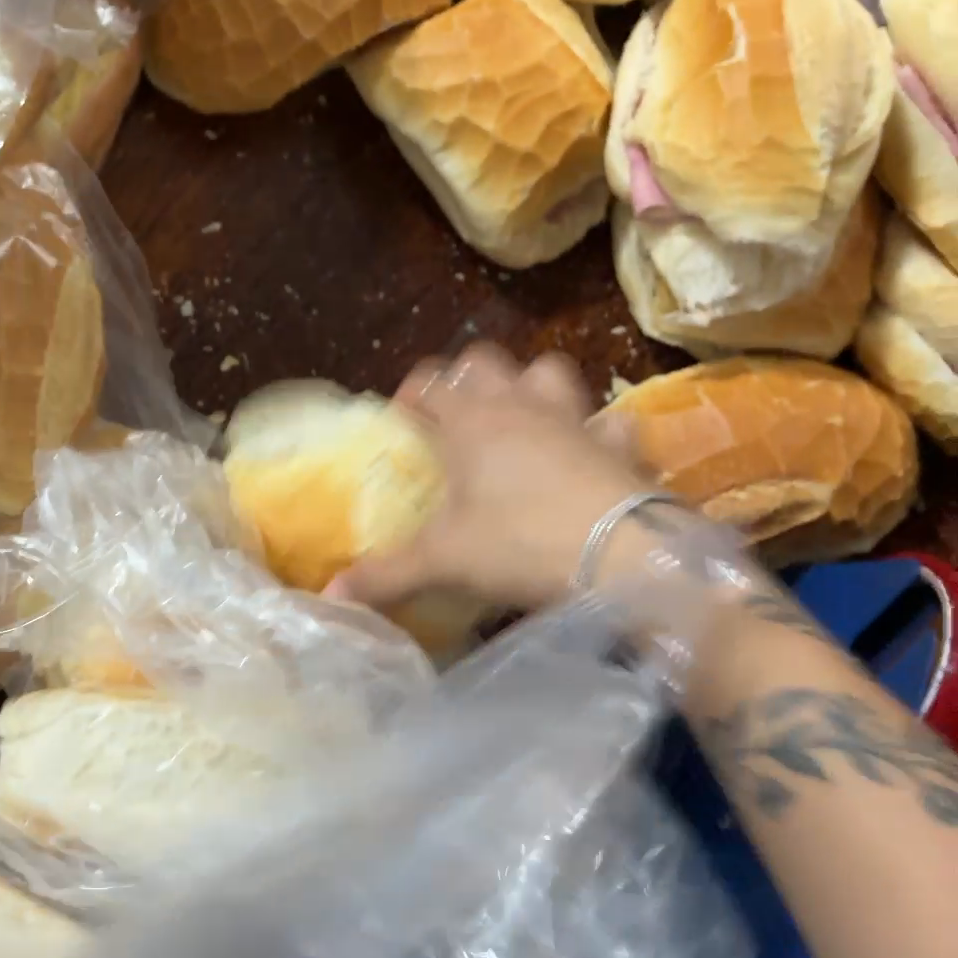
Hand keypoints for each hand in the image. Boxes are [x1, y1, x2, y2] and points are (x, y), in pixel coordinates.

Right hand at [332, 344, 653, 612]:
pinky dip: (593, 431)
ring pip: (548, 371)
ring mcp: (576, 421)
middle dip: (465, 378)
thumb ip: (384, 575)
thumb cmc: (518, 543)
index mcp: (468, 422)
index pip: (429, 381)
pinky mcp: (621, 446)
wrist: (628, 560)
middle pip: (485, 360)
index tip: (401, 423)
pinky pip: (607, 421)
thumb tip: (330, 596)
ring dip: (529, 387)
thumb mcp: (441, 561)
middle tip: (452, 417)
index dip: (410, 396)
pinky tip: (584, 456)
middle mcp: (519, 408)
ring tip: (515, 422)